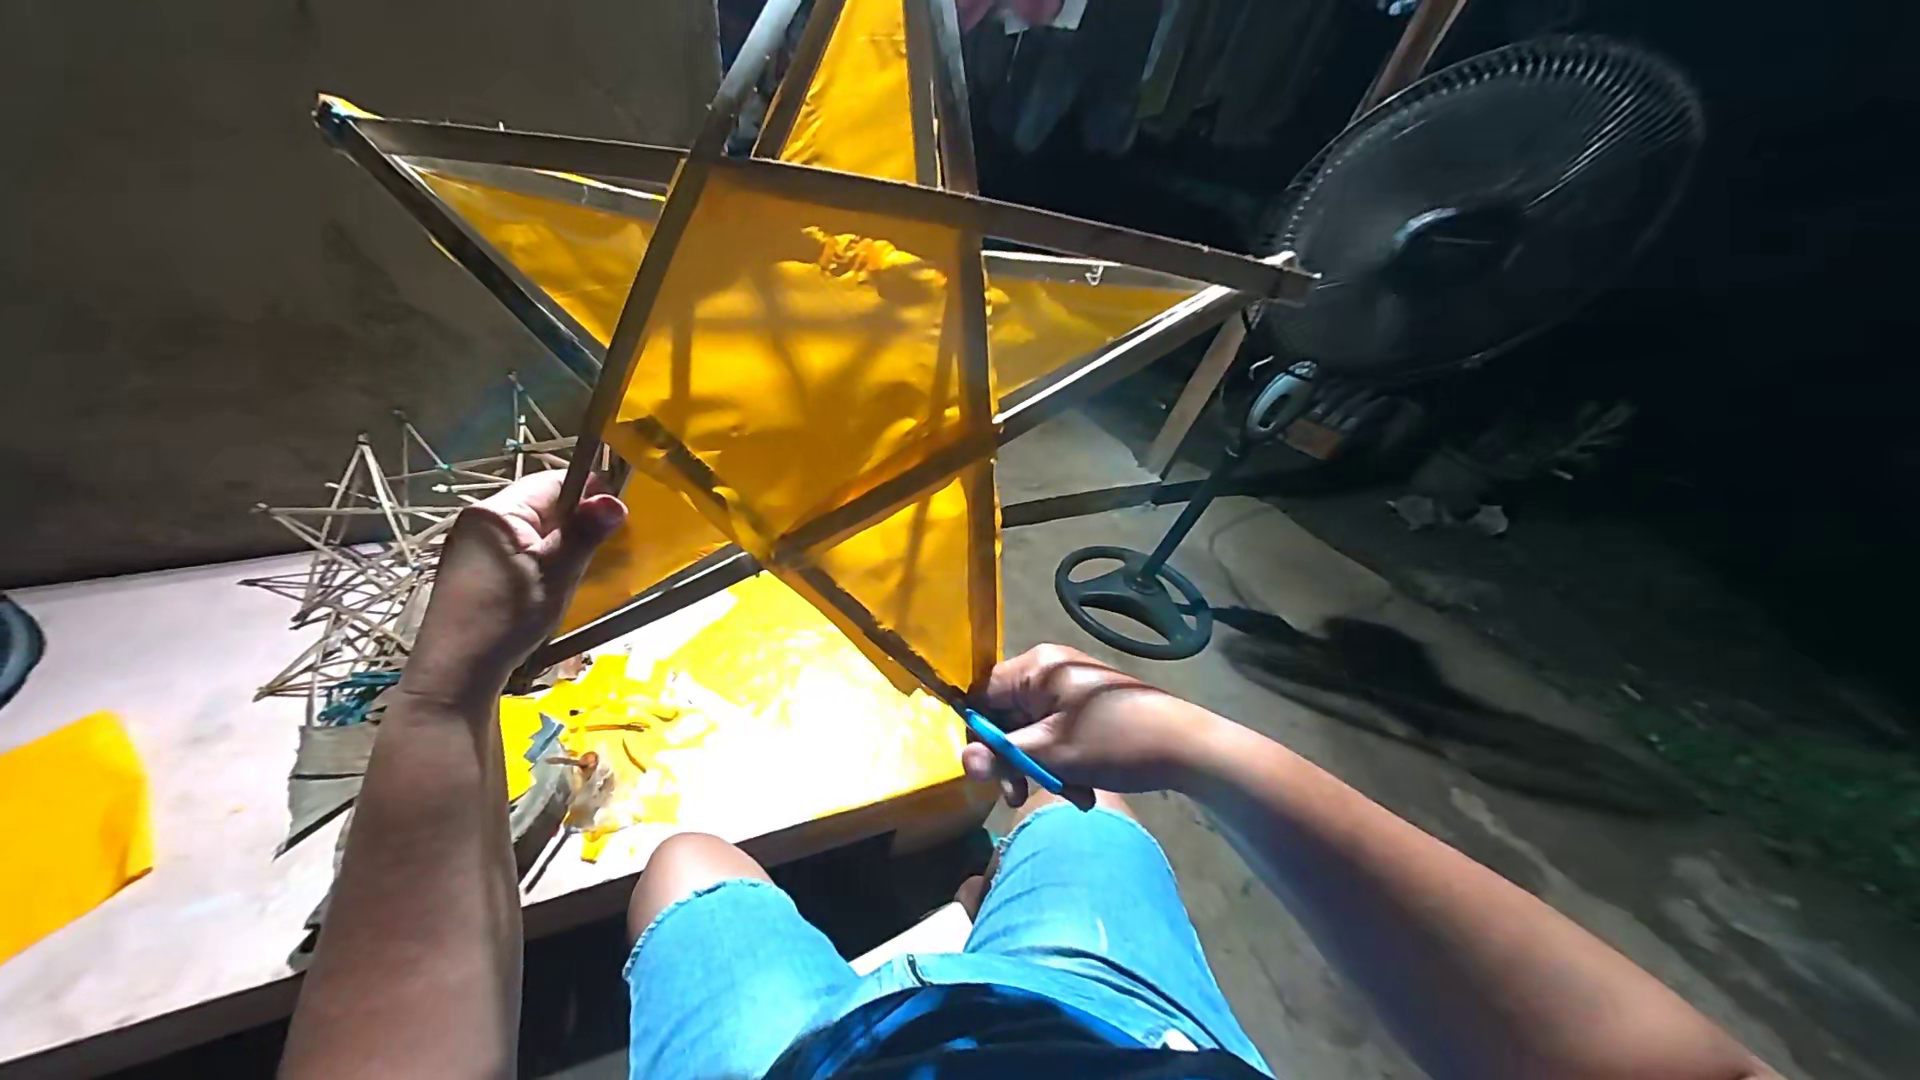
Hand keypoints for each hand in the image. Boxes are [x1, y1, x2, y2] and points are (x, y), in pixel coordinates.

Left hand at [401, 469, 626, 703]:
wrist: (456, 672)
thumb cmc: (507, 619)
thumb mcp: (557, 575)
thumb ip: (584, 534)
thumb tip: (614, 501)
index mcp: (497, 513)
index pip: (554, 481)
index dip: (590, 492)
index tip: (617, 517)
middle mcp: (482, 519)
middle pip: (545, 502)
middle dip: (578, 520)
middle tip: (605, 547)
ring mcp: (476, 542)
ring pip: (537, 526)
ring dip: (564, 540)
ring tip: (581, 566)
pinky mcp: (478, 565)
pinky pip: (523, 545)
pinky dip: (546, 555)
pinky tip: (556, 579)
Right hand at [961, 644, 1227, 804]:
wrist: (1186, 747)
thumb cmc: (1113, 741)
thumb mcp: (1051, 753)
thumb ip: (1003, 755)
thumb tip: (962, 761)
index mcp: (1036, 667)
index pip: (983, 695)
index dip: (980, 734)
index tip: (988, 771)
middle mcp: (1049, 670)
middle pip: (1008, 716)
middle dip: (1016, 760)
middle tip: (1020, 796)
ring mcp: (1070, 688)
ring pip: (1033, 731)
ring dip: (1042, 767)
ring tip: (1070, 793)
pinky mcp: (1087, 706)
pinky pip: (1057, 733)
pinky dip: (1063, 762)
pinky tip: (1083, 788)